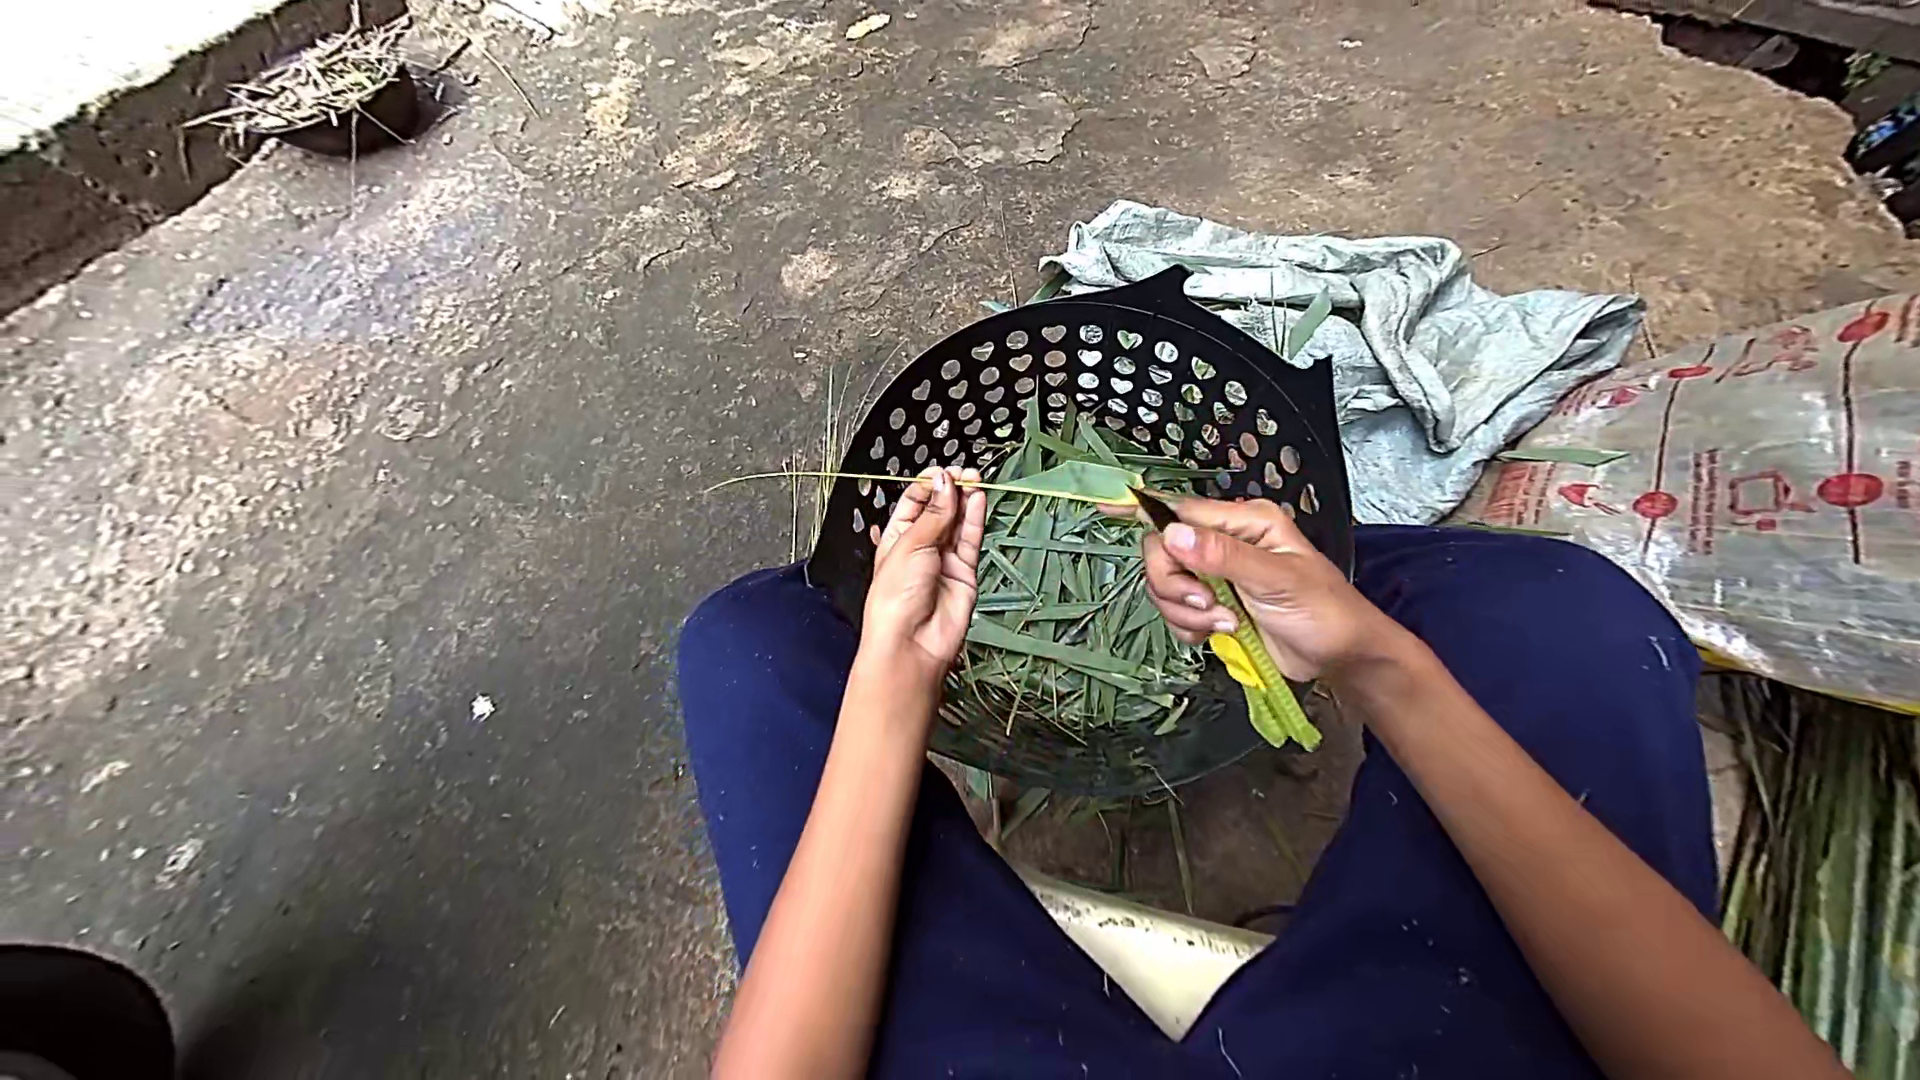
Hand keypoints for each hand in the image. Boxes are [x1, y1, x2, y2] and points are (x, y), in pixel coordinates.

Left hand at [859, 466, 986, 692]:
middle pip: (939, 509)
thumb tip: (944, 483)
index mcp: (896, 538)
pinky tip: (978, 499)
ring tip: (974, 479)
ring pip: (958, 522)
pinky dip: (976, 519)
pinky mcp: (964, 572)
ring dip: (965, 500)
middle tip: (963, 473)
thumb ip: (934, 513)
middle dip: (950, 489)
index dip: (929, 485)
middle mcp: (921, 547)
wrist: (911, 642)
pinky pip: (971, 540)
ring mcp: (943, 560)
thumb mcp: (910, 545)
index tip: (942, 472)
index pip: (914, 501)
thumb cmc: (894, 600)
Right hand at [1140, 496, 1416, 683]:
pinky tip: (1218, 633)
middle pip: (1161, 552)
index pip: (1180, 512)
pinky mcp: (1206, 606)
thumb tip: (1172, 534)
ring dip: (1186, 612)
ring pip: (1163, 586)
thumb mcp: (1278, 579)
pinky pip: (1172, 612)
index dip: (1144, 510)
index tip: (1106, 507)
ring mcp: (1211, 576)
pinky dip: (1188, 627)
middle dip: (1175, 584)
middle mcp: (1220, 544)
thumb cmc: (1325, 611)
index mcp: (1242, 523)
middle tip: (1208, 603)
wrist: (1340, 658)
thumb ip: (1224, 556)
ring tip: (1226, 622)